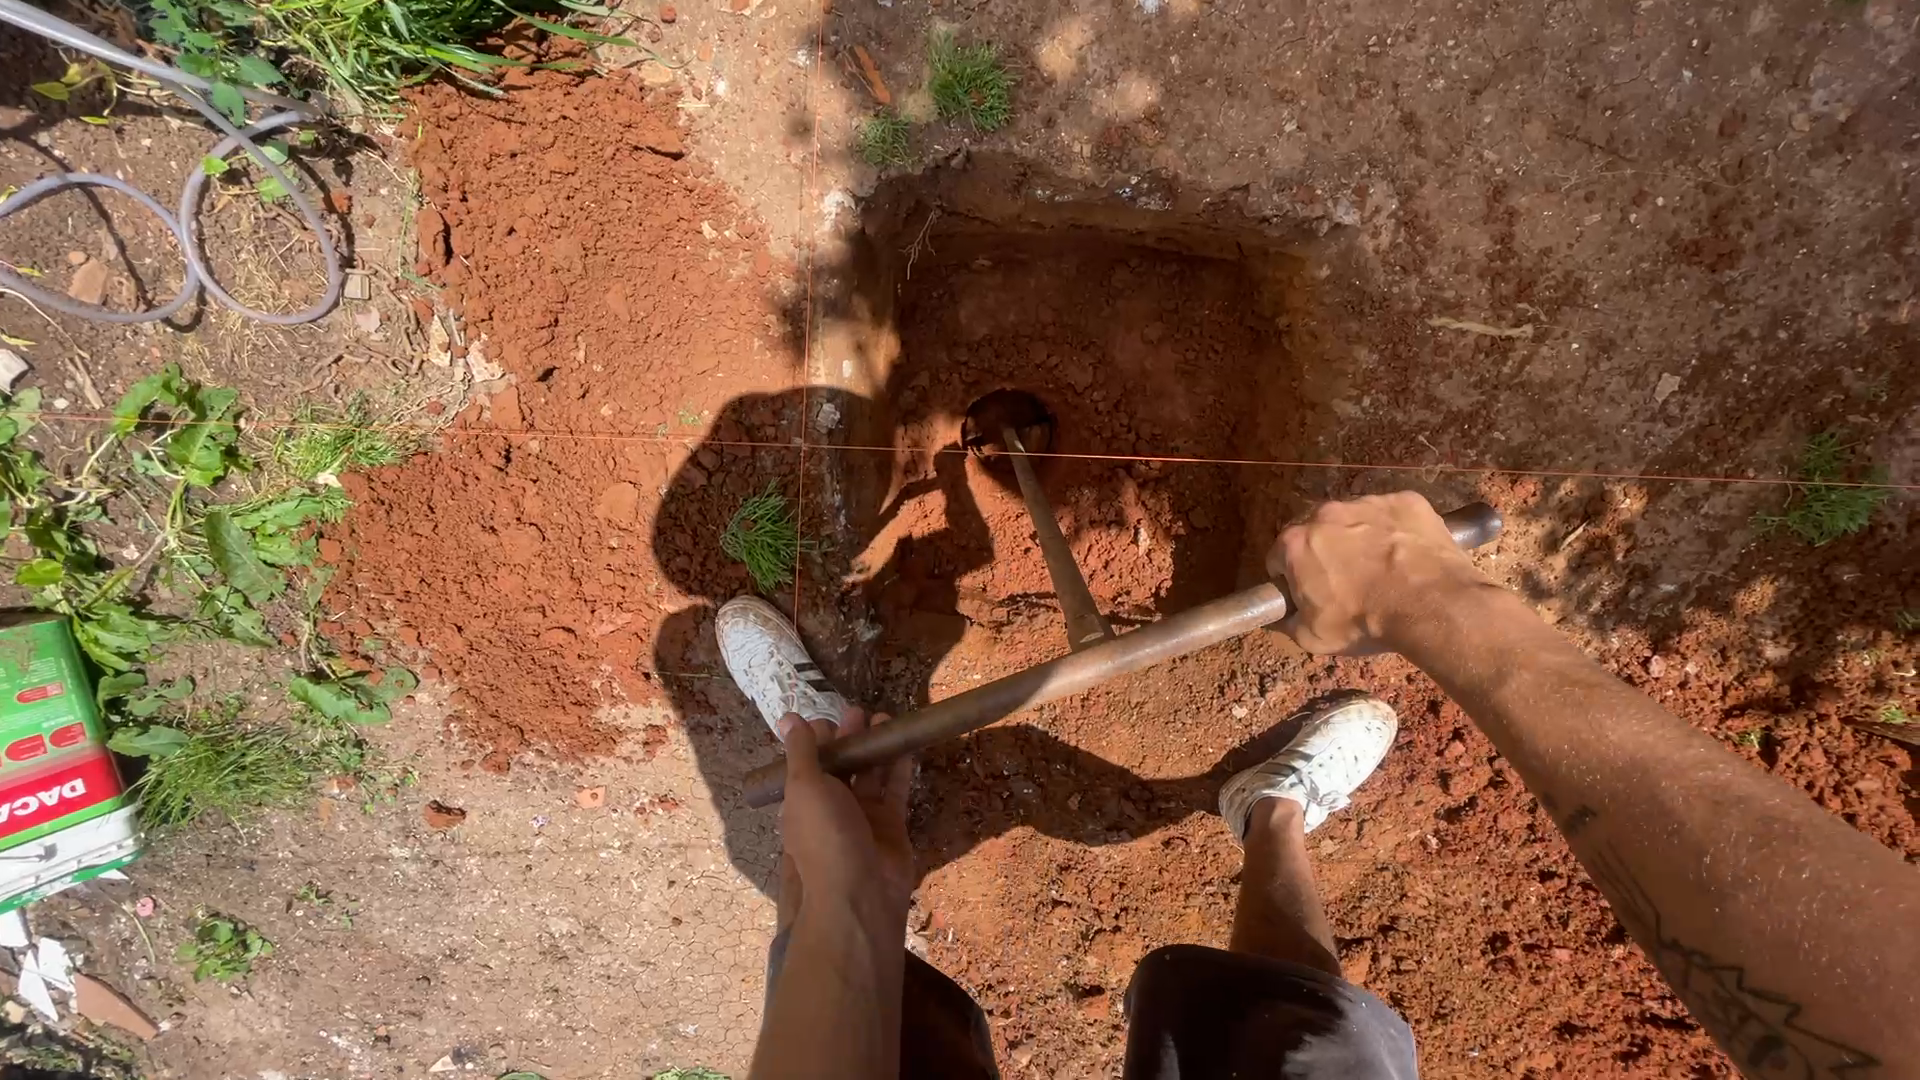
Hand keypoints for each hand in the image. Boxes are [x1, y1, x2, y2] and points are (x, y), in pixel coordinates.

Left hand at [775, 707, 914, 926]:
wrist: (860, 892)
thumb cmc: (824, 836)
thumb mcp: (803, 787)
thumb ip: (800, 751)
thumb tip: (787, 717)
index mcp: (802, 802)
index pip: (807, 764)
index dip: (816, 741)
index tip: (828, 719)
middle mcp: (830, 808)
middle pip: (840, 766)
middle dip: (847, 738)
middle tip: (858, 712)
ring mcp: (862, 816)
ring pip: (869, 773)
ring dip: (874, 746)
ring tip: (883, 717)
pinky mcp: (891, 823)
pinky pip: (895, 788)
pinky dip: (899, 764)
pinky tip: (905, 740)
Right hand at [1266, 491, 1489, 653]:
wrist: (1432, 607)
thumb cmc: (1365, 622)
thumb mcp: (1312, 637)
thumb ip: (1287, 622)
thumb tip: (1283, 617)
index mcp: (1295, 543)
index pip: (1280, 556)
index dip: (1292, 576)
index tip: (1309, 592)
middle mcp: (1325, 513)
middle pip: (1316, 532)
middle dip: (1325, 552)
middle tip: (1347, 582)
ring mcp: (1367, 503)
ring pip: (1355, 519)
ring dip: (1360, 538)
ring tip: (1383, 568)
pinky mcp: (1405, 501)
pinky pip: (1393, 513)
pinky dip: (1396, 529)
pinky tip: (1407, 554)